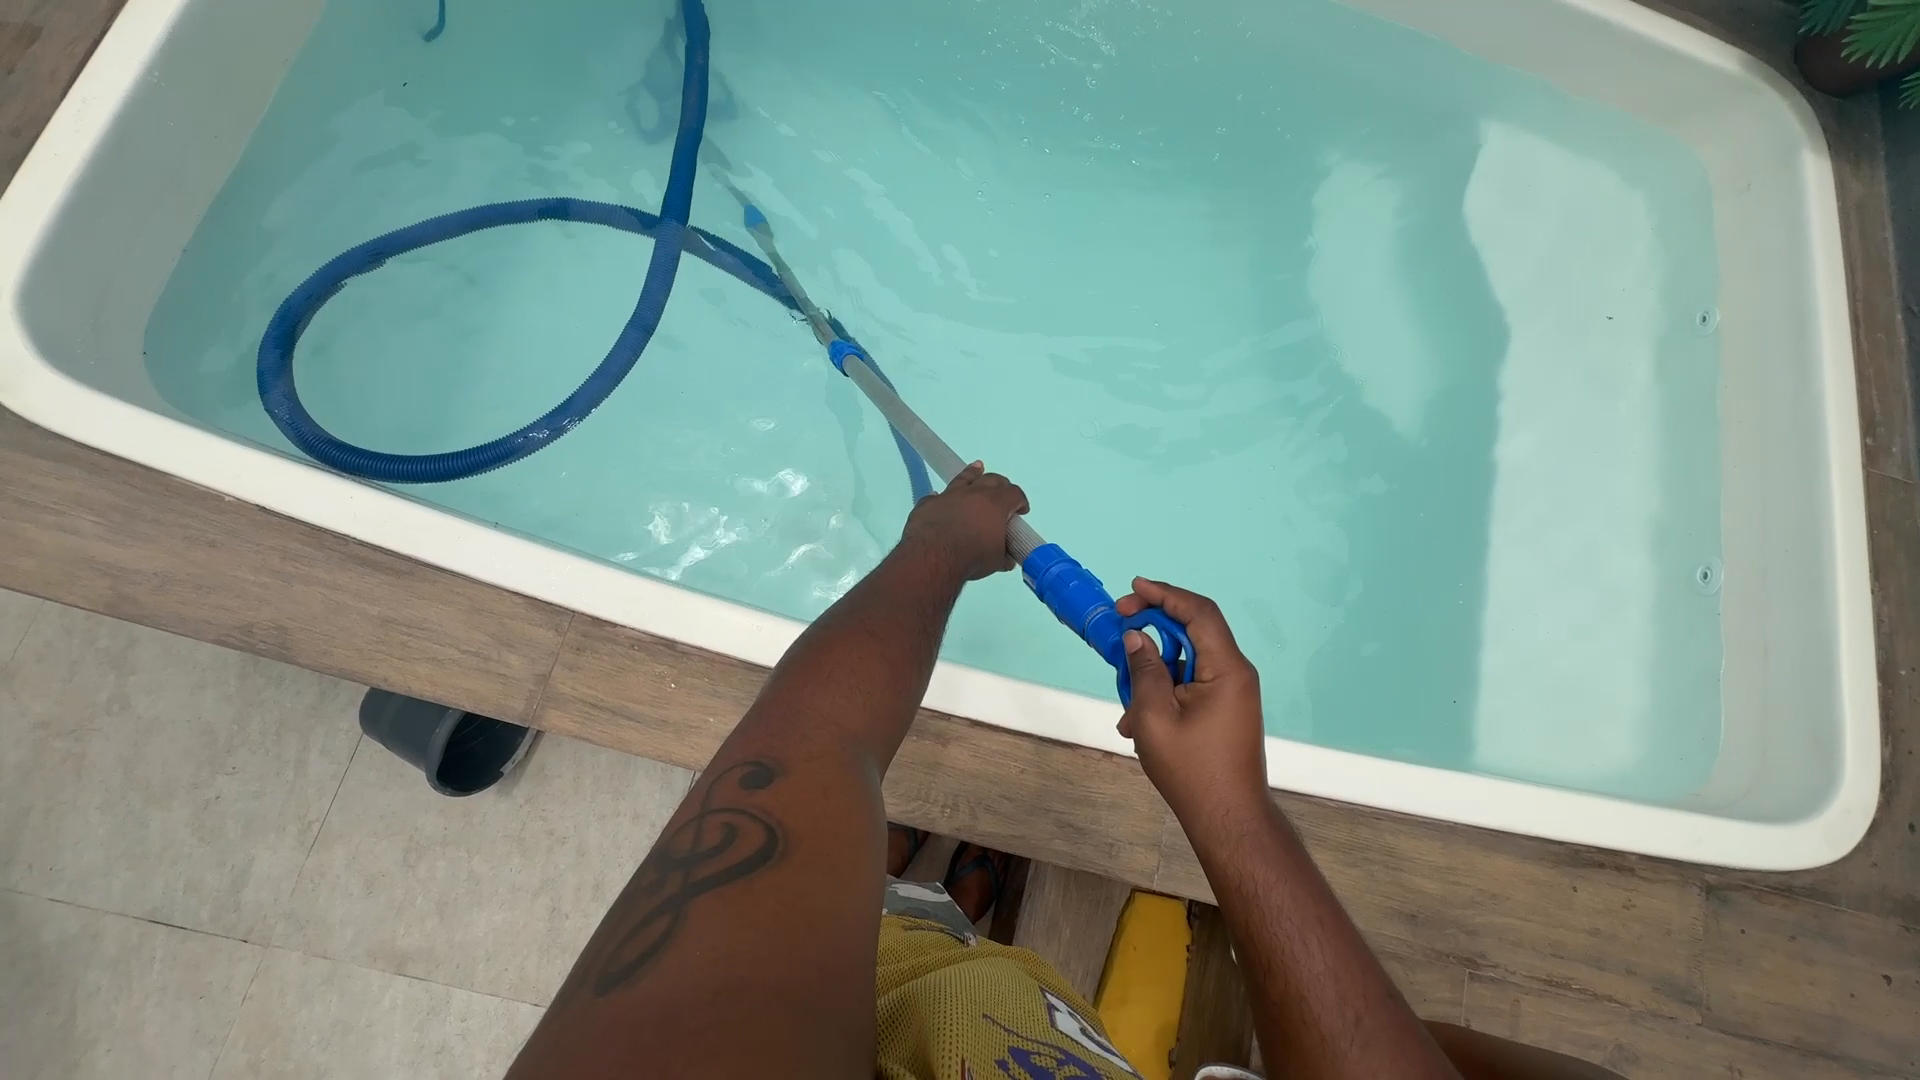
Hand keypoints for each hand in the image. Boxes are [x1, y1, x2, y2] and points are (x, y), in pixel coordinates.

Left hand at [899, 463, 1028, 581]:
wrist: (933, 556)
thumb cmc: (972, 557)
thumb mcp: (996, 560)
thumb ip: (1003, 555)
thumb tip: (1007, 559)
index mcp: (996, 504)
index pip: (1014, 494)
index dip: (1020, 501)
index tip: (1021, 510)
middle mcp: (974, 493)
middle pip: (992, 480)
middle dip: (1000, 484)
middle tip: (1003, 490)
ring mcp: (949, 495)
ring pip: (964, 478)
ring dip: (972, 473)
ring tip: (977, 467)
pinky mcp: (928, 504)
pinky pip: (935, 496)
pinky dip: (940, 497)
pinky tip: (938, 496)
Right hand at [1116, 578, 1268, 822]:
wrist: (1228, 819)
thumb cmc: (1191, 768)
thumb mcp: (1154, 716)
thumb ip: (1144, 669)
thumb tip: (1136, 638)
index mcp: (1226, 668)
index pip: (1198, 612)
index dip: (1164, 594)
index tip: (1132, 589)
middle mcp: (1235, 673)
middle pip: (1194, 630)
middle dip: (1153, 627)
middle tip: (1120, 629)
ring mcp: (1232, 692)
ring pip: (1188, 659)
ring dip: (1154, 666)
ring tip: (1125, 696)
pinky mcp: (1224, 710)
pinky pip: (1191, 682)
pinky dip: (1164, 688)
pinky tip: (1138, 718)